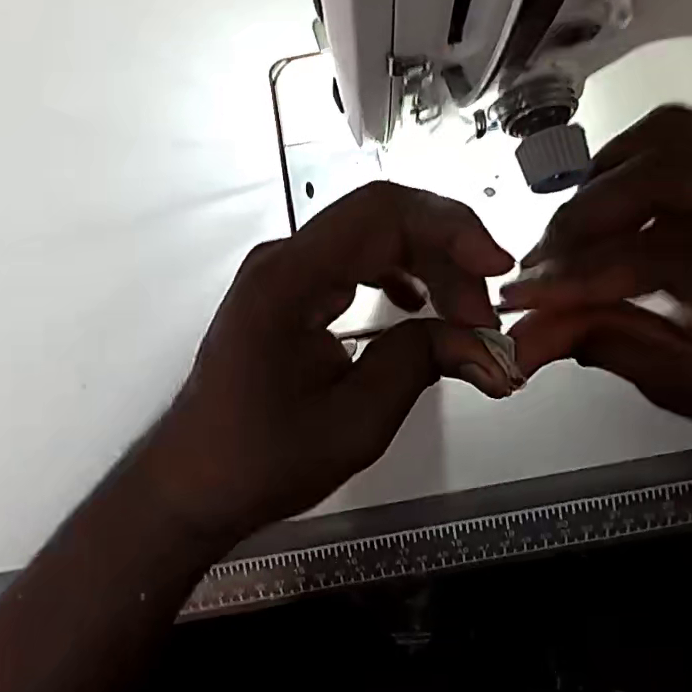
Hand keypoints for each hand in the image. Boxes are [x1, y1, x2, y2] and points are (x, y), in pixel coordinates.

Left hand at [135, 182, 518, 541]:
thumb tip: (484, 343)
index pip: (380, 214)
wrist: (197, 478)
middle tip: (484, 314)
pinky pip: (355, 259)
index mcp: (287, 281)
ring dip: (428, 265)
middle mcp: (282, 261)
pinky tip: (419, 303)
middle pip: (382, 219)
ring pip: (373, 236)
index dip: (449, 227)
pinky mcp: (290, 288)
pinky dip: (398, 274)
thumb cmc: (258, 459)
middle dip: (447, 255)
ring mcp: (283, 270)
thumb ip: (421, 364)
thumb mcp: (355, 421)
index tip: (495, 265)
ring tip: (464, 314)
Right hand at [504, 106, 691, 458]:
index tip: (527, 294)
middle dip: (586, 219)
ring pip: (674, 139)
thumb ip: (613, 347)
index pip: (691, 251)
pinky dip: (623, 166)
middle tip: (537, 265)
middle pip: (678, 174)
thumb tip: (523, 332)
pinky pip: (680, 138)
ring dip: (600, 186)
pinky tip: (600, 211)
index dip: (594, 270)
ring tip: (565, 241)